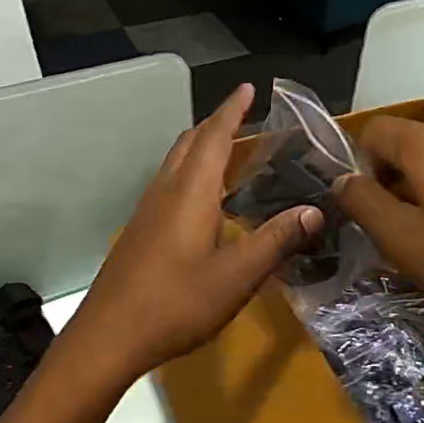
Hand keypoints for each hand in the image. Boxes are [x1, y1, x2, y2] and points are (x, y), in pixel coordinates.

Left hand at [69, 84, 322, 380]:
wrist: (109, 335)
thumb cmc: (176, 303)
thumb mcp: (236, 277)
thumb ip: (276, 241)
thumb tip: (315, 210)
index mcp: (190, 192)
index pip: (214, 136)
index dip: (232, 110)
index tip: (247, 87)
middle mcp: (165, 190)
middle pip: (190, 142)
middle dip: (216, 123)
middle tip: (244, 117)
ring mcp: (147, 209)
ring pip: (175, 162)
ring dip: (201, 146)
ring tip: (229, 151)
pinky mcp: (140, 229)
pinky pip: (168, 182)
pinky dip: (190, 171)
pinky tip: (204, 200)